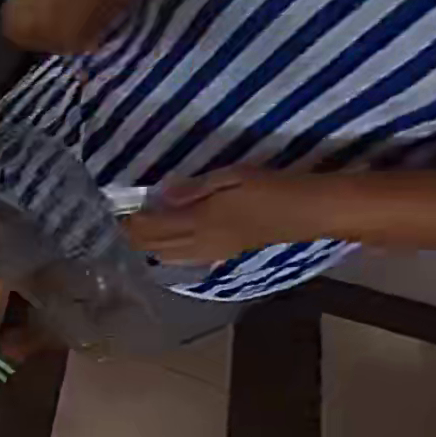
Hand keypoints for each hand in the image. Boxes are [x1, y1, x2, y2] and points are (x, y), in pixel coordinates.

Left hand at [123, 166, 321, 263]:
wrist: (319, 210)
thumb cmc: (275, 187)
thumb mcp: (233, 176)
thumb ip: (193, 188)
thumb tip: (160, 195)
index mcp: (196, 221)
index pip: (146, 228)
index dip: (127, 221)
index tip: (117, 209)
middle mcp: (196, 241)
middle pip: (148, 245)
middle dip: (130, 235)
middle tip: (124, 220)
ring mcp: (209, 252)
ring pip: (162, 255)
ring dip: (145, 245)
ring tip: (140, 230)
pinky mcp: (223, 256)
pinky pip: (181, 260)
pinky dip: (165, 252)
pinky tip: (164, 243)